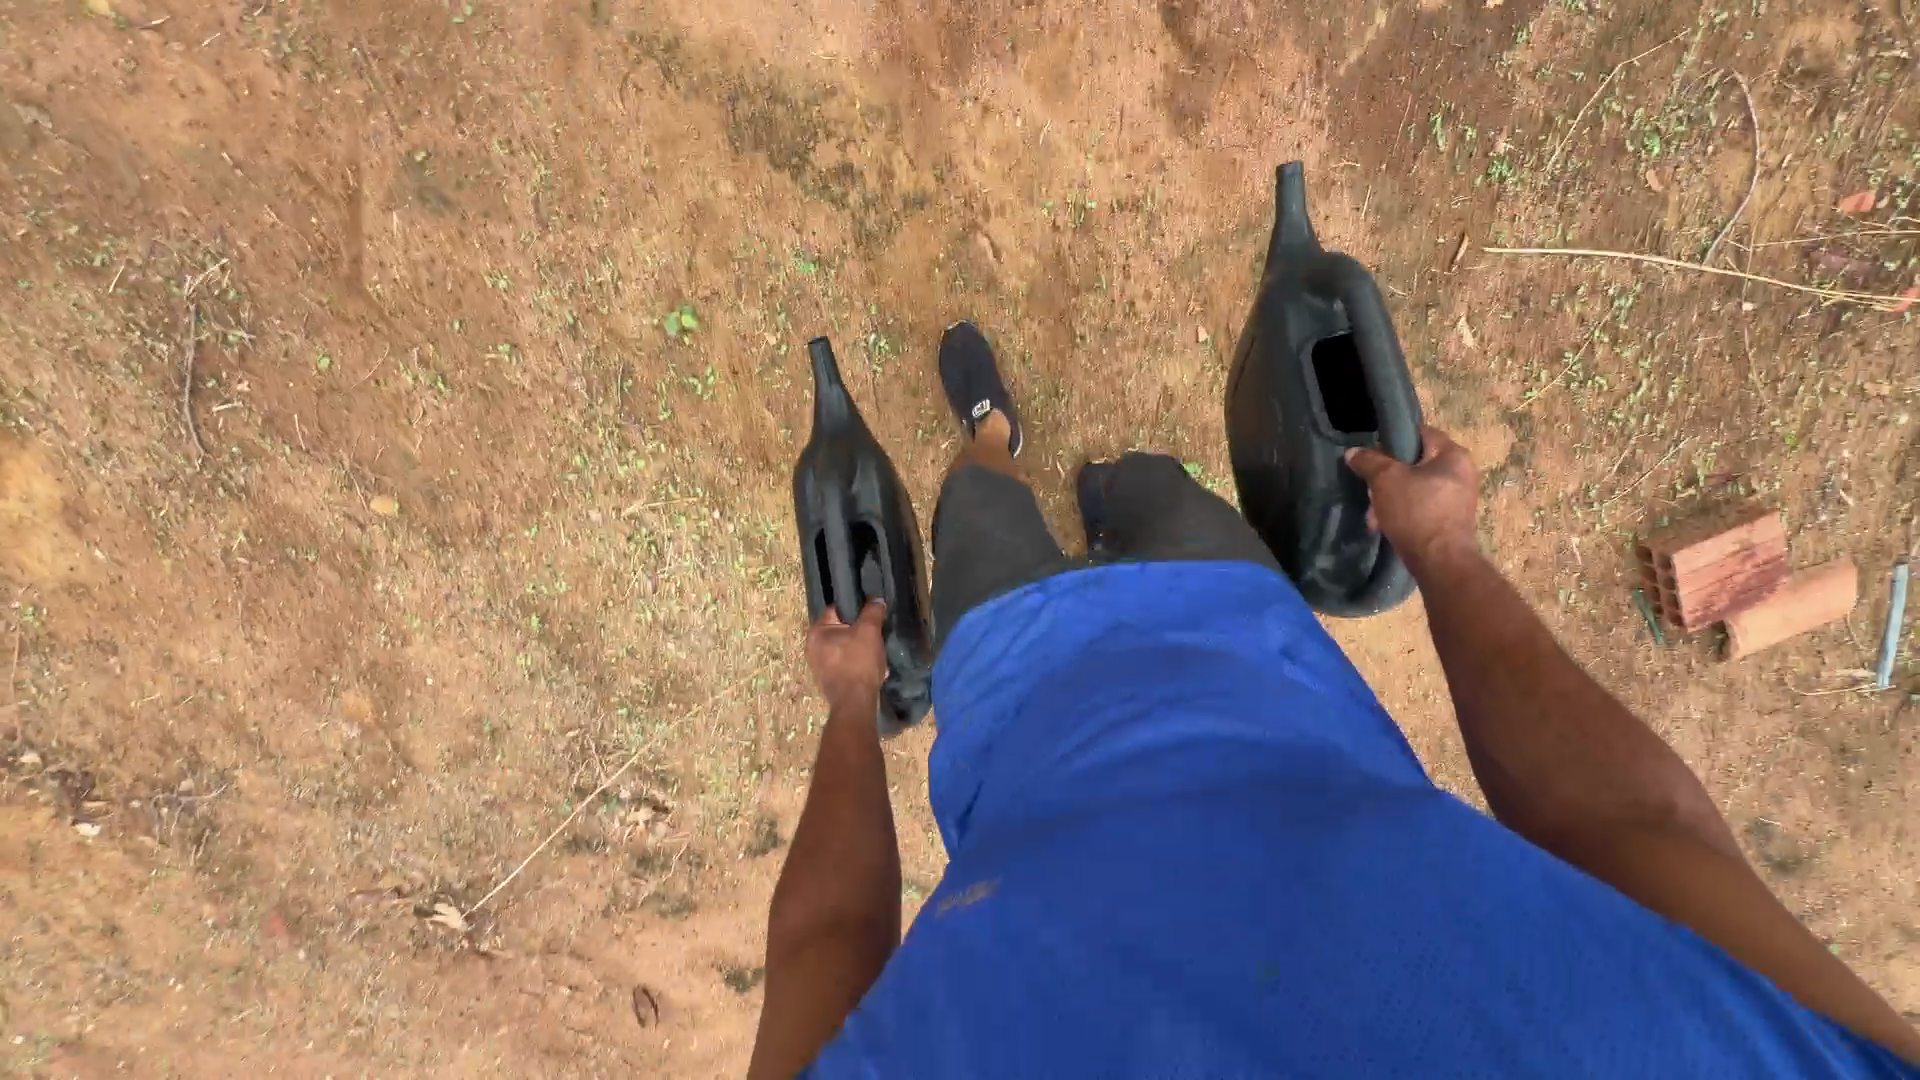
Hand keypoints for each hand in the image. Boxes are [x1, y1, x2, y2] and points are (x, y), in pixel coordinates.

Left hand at [805, 600, 887, 708]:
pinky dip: (857, 663)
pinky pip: (845, 664)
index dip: (854, 608)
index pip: (836, 609)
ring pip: (844, 648)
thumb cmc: (858, 662)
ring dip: (860, 648)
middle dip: (859, 631)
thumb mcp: (869, 631)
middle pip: (841, 630)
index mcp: (817, 632)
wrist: (855, 702)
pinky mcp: (829, 680)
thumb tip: (876, 600)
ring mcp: (819, 666)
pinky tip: (871, 668)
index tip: (871, 612)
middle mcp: (812, 647)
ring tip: (876, 652)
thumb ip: (872, 612)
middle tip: (876, 632)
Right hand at [1345, 425, 1479, 573]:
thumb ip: (1369, 461)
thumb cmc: (1416, 511)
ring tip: (1373, 509)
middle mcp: (1462, 472)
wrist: (1439, 560)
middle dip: (1389, 473)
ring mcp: (1458, 497)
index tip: (1372, 449)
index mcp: (1453, 455)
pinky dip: (1403, 510)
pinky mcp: (1451, 518)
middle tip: (1369, 483)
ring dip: (1392, 494)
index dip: (1394, 437)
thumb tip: (1354, 452)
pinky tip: (1384, 522)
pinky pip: (1422, 505)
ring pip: (1416, 485)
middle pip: (1416, 462)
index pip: (1422, 433)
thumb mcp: (1385, 480)